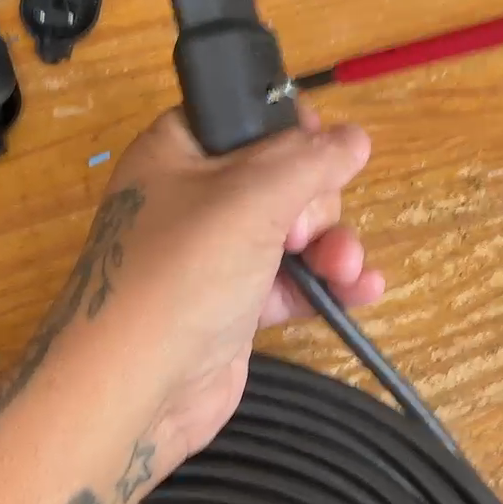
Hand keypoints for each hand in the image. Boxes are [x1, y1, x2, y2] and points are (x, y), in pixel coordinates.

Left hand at [44, 108, 382, 480]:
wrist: (139, 386)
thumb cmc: (183, 271)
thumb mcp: (249, 198)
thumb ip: (309, 161)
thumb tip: (355, 138)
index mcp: (179, 152)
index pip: (244, 118)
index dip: (289, 130)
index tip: (320, 151)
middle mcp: (195, 199)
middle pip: (282, 177)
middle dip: (314, 201)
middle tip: (298, 231)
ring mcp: (216, 255)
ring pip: (294, 232)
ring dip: (332, 245)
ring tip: (347, 268)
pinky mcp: (237, 306)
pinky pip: (293, 282)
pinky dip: (328, 284)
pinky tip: (363, 289)